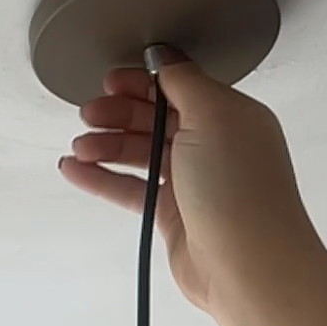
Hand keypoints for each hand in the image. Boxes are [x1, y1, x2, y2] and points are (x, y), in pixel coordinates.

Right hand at [59, 51, 325, 313]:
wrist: (249, 269)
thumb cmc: (243, 196)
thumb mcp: (214, 116)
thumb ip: (183, 81)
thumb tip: (164, 56)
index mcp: (230, 116)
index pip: (179, 87)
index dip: (143, 82)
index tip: (111, 82)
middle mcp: (214, 147)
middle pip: (155, 119)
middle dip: (119, 113)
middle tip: (90, 114)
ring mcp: (193, 183)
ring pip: (140, 154)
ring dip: (106, 146)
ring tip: (80, 147)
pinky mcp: (174, 215)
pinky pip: (130, 188)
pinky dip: (101, 178)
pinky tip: (77, 171)